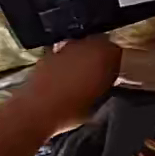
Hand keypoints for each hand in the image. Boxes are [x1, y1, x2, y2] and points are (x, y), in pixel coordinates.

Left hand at [7, 36, 121, 135]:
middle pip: (101, 44)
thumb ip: (105, 88)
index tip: (116, 75)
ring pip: (83, 46)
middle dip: (103, 55)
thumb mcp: (98, 104)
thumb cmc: (71, 111)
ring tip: (84, 73)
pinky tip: (66, 74)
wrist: (36, 110)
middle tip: (102, 72)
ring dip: (86, 55)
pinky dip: (69, 59)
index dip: (118, 64)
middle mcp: (86, 46)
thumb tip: (108, 84)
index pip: (118, 53)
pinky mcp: (51, 53)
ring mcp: (67, 47)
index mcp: (103, 57)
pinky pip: (66, 52)